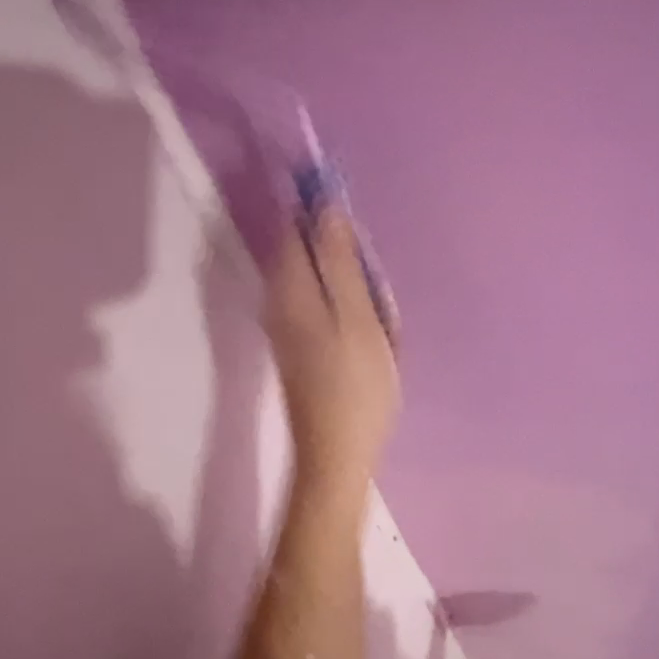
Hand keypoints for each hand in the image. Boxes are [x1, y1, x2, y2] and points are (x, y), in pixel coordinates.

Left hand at [265, 210, 399, 492]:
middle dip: (348, 258)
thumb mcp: (358, 316)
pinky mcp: (298, 346)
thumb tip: (325, 204)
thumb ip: (341, 260)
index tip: (357, 220)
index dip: (321, 205)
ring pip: (321, 281)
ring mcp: (285, 325)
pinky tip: (373, 340)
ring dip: (355, 290)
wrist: (337, 454)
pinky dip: (351, 313)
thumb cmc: (356, 386)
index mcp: (290, 286)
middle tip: (378, 294)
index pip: (294, 221)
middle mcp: (277, 298)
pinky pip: (324, 307)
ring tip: (381, 324)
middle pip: (308, 251)